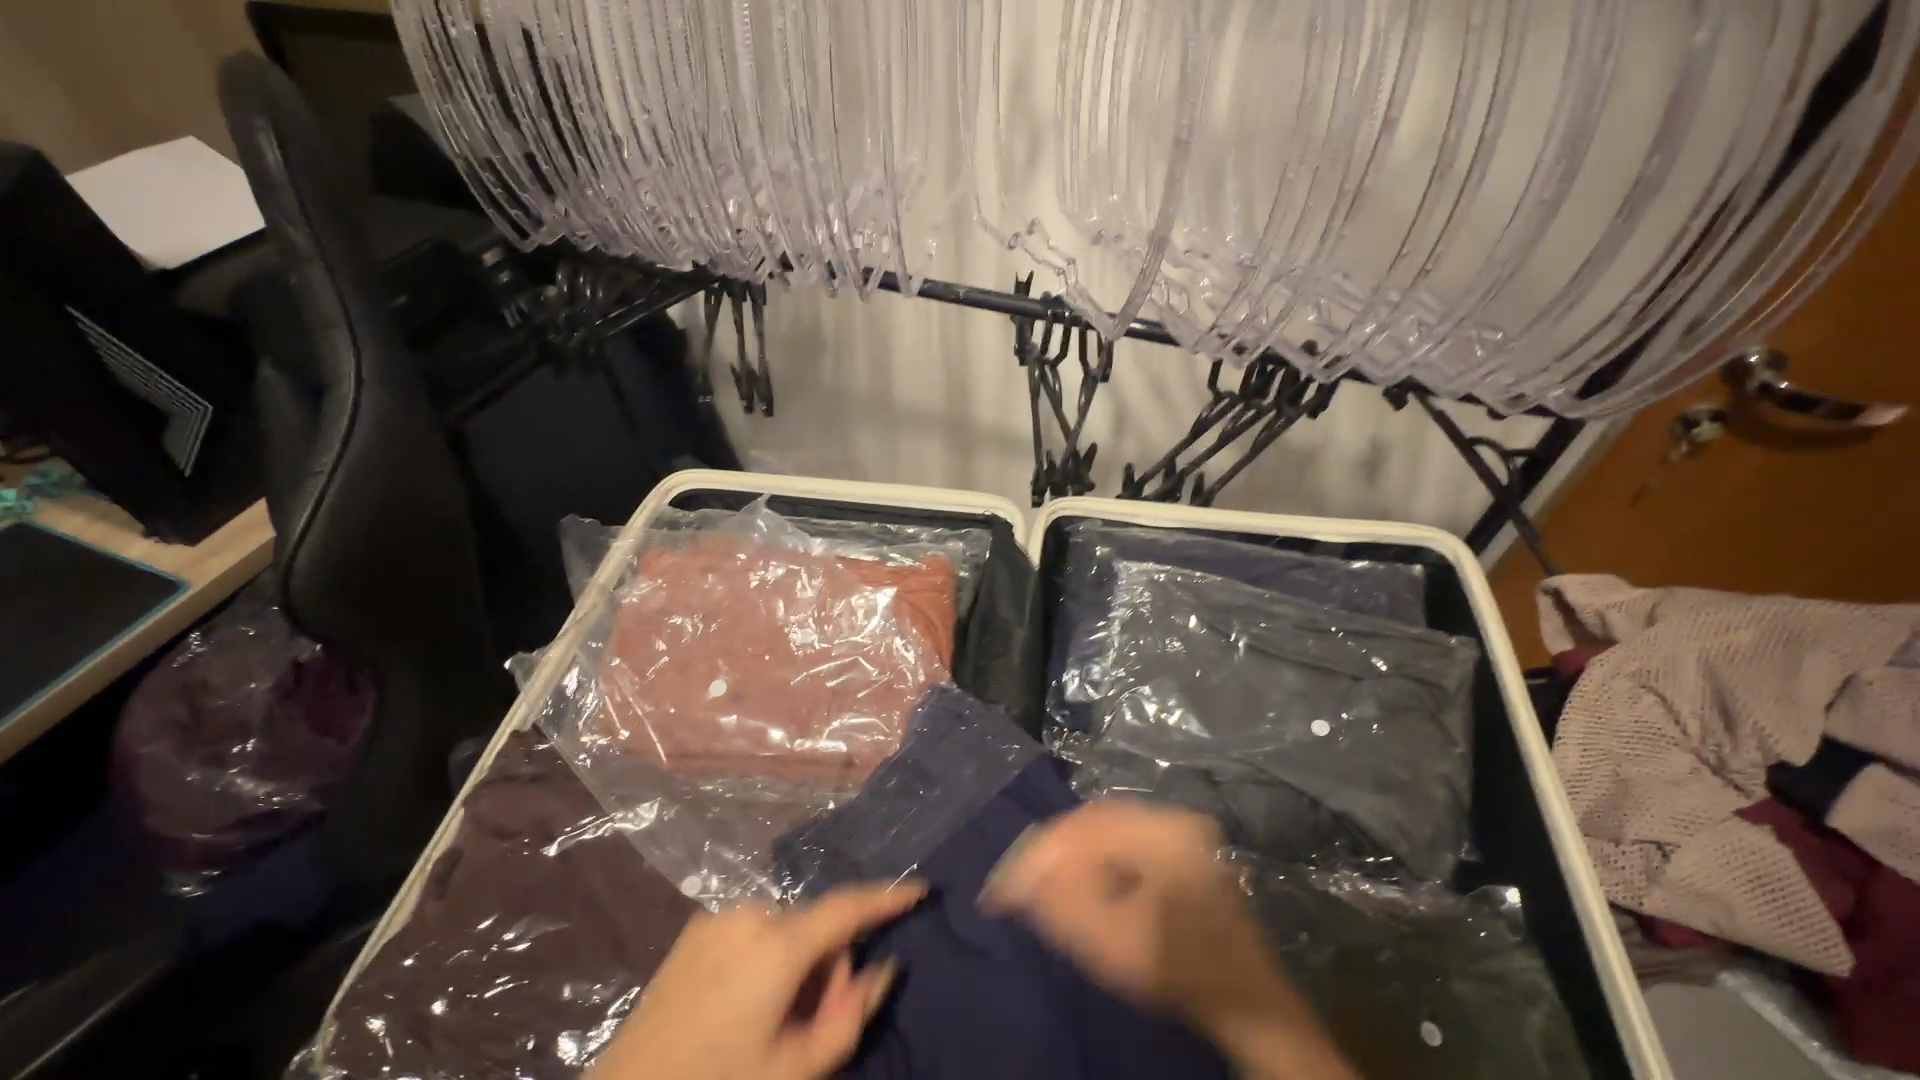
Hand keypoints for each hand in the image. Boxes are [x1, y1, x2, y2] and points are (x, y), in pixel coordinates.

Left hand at [588, 881, 924, 1079]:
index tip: (920, 891)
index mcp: (777, 945)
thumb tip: (881, 968)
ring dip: (796, 962)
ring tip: (773, 1018)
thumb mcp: (794, 1067)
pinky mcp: (693, 929)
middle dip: (829, 962)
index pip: (847, 908)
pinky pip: (752, 931)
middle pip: (815, 925)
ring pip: (784, 928)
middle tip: (814, 1019)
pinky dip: (766, 956)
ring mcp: (716, 918)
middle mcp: (749, 915)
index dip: (888, 897)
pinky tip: (744, 1003)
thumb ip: (849, 1016)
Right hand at [979, 800, 1355, 1079]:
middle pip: (1093, 820)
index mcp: (1164, 834)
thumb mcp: (1117, 946)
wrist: (1250, 1001)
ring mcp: (1181, 832)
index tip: (1002, 887)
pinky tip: (1076, 882)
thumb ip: (1064, 905)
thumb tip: (1017, 877)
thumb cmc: (1184, 973)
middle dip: (1051, 851)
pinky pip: (1123, 839)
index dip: (1037, 854)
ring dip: (1069, 854)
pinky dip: (1093, 858)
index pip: (1083, 827)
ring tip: (1037, 883)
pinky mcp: (1181, 848)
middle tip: (1015, 883)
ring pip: (1106, 828)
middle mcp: (1173, 819)